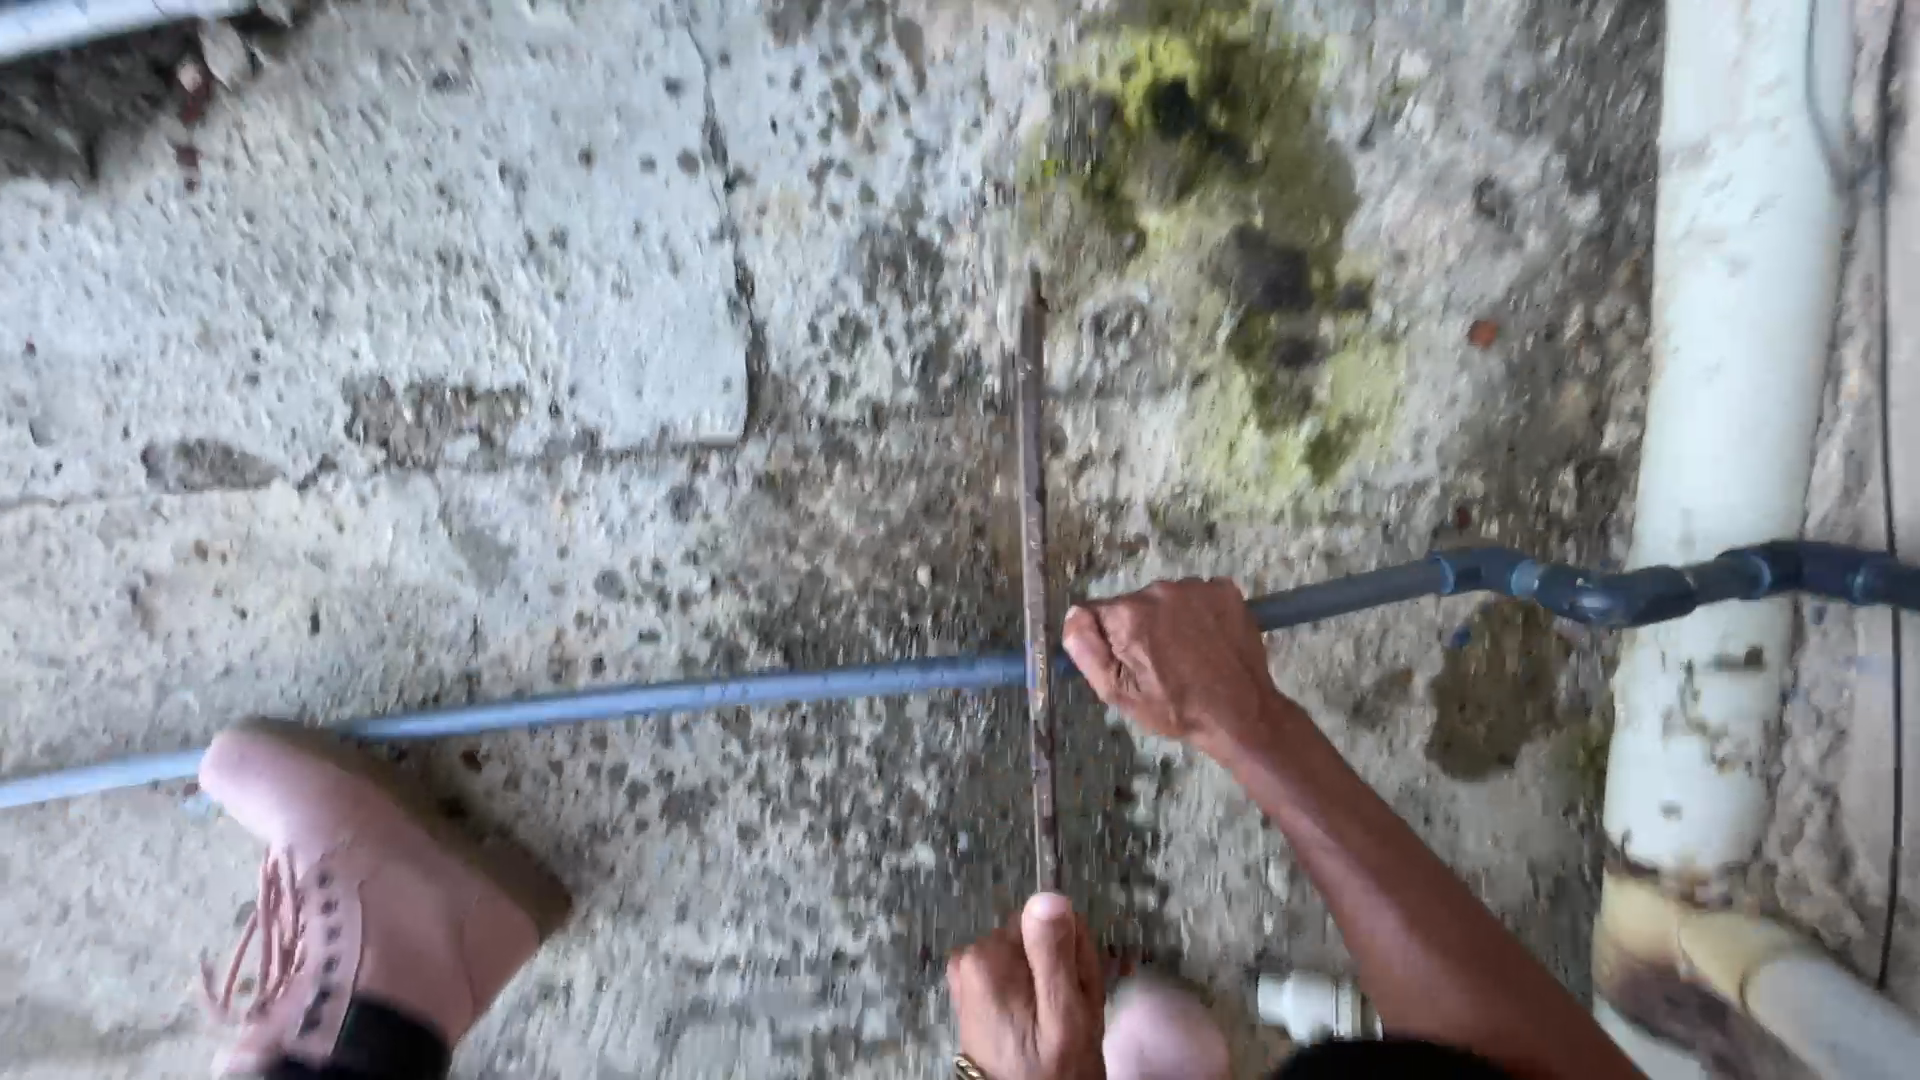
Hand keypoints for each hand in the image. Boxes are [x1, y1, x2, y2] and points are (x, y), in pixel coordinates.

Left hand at [947, 893, 1104, 1079]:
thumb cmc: (1050, 1073)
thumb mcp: (1064, 1015)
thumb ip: (1054, 953)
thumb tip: (1048, 895)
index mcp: (987, 955)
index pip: (1046, 920)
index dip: (1070, 953)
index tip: (1076, 989)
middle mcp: (969, 956)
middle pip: (1036, 937)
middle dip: (1061, 969)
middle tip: (1070, 1013)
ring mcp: (968, 973)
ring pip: (1030, 955)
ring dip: (1051, 984)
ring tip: (1056, 1025)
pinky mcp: (972, 989)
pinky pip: (1016, 973)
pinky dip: (1035, 994)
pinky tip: (1042, 1025)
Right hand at [1062, 578, 1293, 750]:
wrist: (1241, 713)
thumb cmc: (1174, 708)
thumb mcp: (1117, 693)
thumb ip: (1086, 651)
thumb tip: (1073, 615)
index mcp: (1129, 613)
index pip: (1098, 614)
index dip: (1109, 640)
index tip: (1130, 663)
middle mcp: (1159, 589)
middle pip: (1133, 604)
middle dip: (1139, 628)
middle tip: (1160, 663)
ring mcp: (1196, 587)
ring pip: (1166, 600)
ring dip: (1170, 619)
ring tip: (1187, 654)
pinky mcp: (1225, 590)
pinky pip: (1198, 596)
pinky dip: (1199, 612)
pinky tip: (1208, 639)